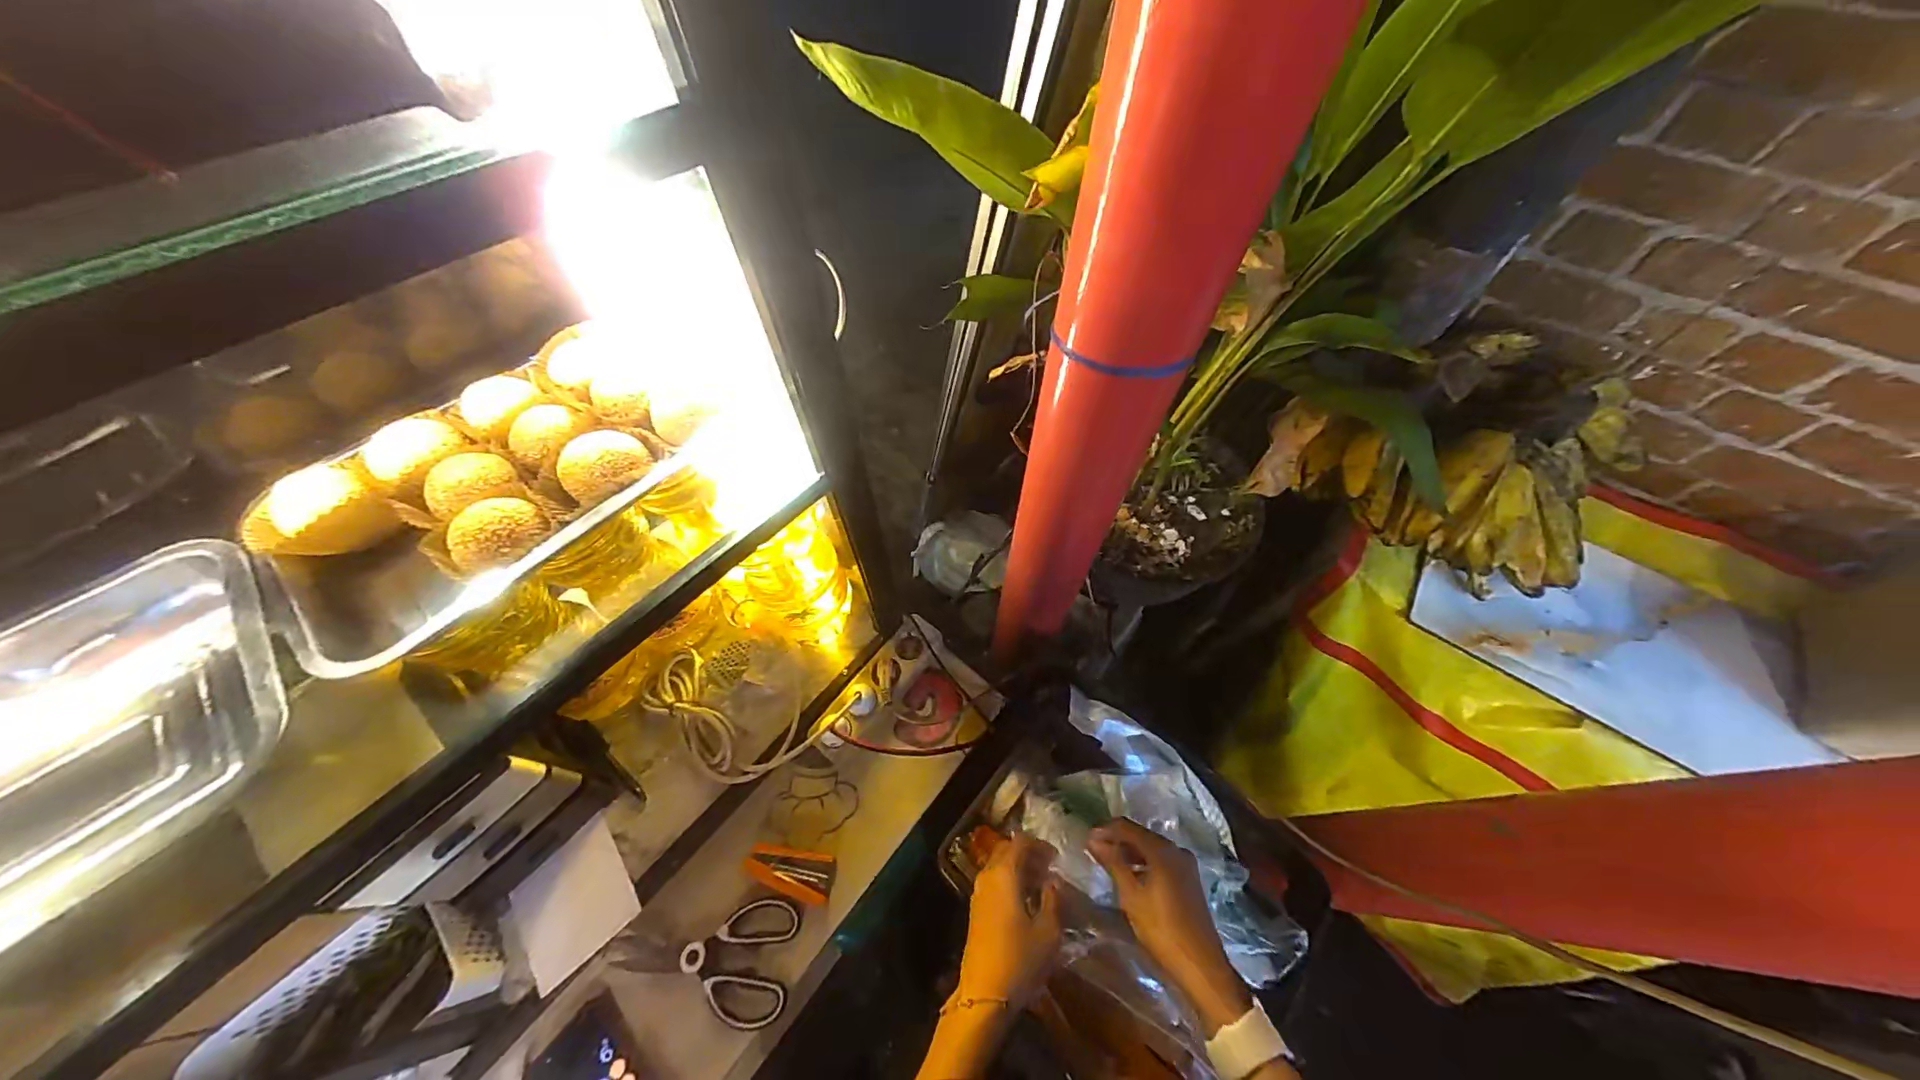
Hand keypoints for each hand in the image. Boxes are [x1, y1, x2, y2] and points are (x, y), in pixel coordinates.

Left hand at [957, 832, 1061, 1005]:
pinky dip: (1011, 882)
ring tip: (1042, 884)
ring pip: (999, 866)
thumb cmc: (1020, 959)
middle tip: (1050, 868)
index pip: (1019, 842)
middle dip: (1029, 854)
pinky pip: (995, 882)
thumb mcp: (1049, 931)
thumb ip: (1053, 898)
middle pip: (1006, 850)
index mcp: (1003, 874)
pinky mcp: (977, 910)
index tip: (1057, 857)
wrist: (985, 995)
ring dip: (1019, 868)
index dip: (1039, 844)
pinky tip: (1027, 900)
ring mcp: (978, 893)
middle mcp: (987, 876)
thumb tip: (1053, 880)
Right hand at [1089, 818, 1251, 1034]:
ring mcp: (1186, 865)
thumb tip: (1094, 840)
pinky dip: (1143, 863)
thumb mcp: (1131, 895)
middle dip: (1117, 840)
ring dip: (1129, 852)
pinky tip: (1130, 875)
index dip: (1105, 830)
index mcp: (1163, 851)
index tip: (1086, 840)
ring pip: (1151, 848)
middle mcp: (1177, 851)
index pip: (1127, 827)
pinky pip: (1161, 861)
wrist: (1200, 964)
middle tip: (1094, 850)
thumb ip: (1113, 863)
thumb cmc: (1161, 929)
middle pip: (1141, 835)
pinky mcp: (1189, 880)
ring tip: (1108, 862)